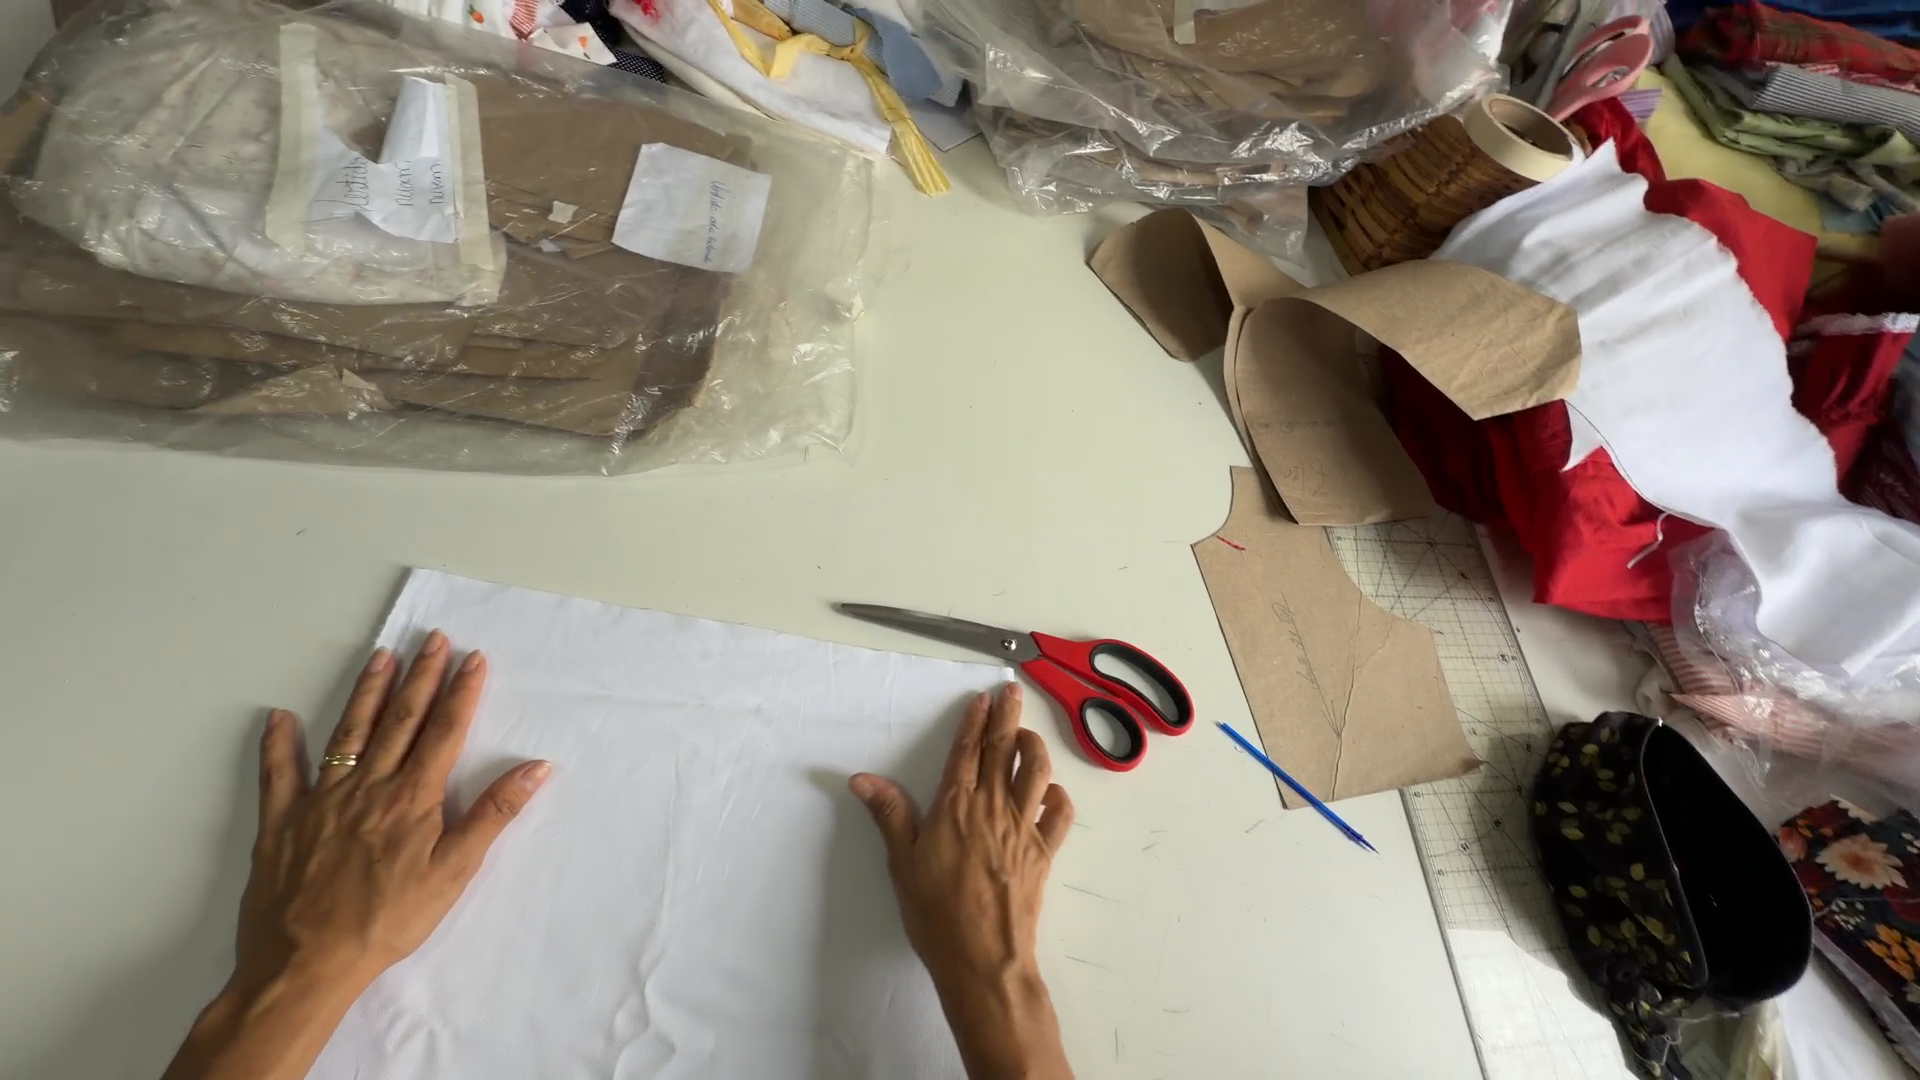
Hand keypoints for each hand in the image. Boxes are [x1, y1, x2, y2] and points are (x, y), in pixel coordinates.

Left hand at [164, 632, 549, 1079]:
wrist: (304, 966)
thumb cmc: (391, 918)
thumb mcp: (456, 870)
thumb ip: (494, 814)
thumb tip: (537, 768)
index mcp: (413, 797)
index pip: (444, 731)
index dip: (461, 692)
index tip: (474, 659)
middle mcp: (369, 786)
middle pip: (399, 721)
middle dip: (420, 677)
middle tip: (433, 641)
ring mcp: (321, 801)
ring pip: (348, 734)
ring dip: (367, 693)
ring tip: (381, 657)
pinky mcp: (282, 823)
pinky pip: (279, 776)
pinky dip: (278, 745)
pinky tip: (280, 717)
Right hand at [851, 683, 1075, 1079]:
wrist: (983, 959)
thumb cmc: (935, 911)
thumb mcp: (902, 862)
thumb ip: (890, 814)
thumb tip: (861, 778)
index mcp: (957, 805)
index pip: (967, 751)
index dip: (975, 721)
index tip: (983, 697)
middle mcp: (993, 807)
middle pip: (1004, 750)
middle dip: (1009, 716)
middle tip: (1013, 691)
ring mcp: (1023, 828)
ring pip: (1037, 772)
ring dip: (1035, 747)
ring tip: (1028, 736)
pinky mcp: (1044, 851)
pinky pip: (1060, 814)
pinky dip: (1058, 796)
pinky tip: (1050, 792)